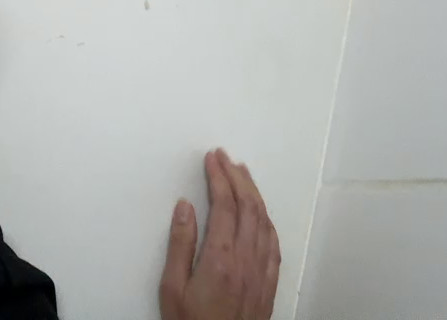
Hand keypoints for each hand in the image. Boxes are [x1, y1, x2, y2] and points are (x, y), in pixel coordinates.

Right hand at [160, 149, 280, 319]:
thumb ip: (180, 244)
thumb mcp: (172, 288)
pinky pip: (274, 245)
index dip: (219, 176)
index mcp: (221, 259)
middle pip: (248, 207)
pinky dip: (267, 220)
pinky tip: (261, 213)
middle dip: (236, 177)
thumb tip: (185, 205)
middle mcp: (246, 262)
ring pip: (264, 222)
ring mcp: (261, 275)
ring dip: (254, 193)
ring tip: (243, 173)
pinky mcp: (268, 287)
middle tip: (225, 157)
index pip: (224, 205)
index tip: (212, 158)